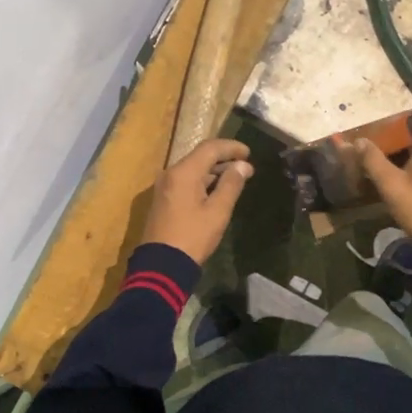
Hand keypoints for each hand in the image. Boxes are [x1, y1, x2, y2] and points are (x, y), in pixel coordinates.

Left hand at [141, 139, 254, 264]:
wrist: (162, 265)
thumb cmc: (193, 237)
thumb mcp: (217, 212)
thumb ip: (231, 185)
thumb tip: (242, 166)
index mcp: (183, 172)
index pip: (210, 148)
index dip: (231, 147)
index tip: (249, 154)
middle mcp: (170, 174)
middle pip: (199, 157)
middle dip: (223, 160)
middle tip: (245, 168)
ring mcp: (164, 187)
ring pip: (192, 170)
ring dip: (213, 172)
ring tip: (234, 180)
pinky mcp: (162, 200)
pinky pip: (185, 182)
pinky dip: (202, 182)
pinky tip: (215, 191)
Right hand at [355, 131, 411, 257]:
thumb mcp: (391, 186)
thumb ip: (373, 160)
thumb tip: (358, 141)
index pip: (411, 120)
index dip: (391, 127)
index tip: (375, 139)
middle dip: (397, 141)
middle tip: (377, 154)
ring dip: (407, 152)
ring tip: (387, 166)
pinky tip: (405, 176)